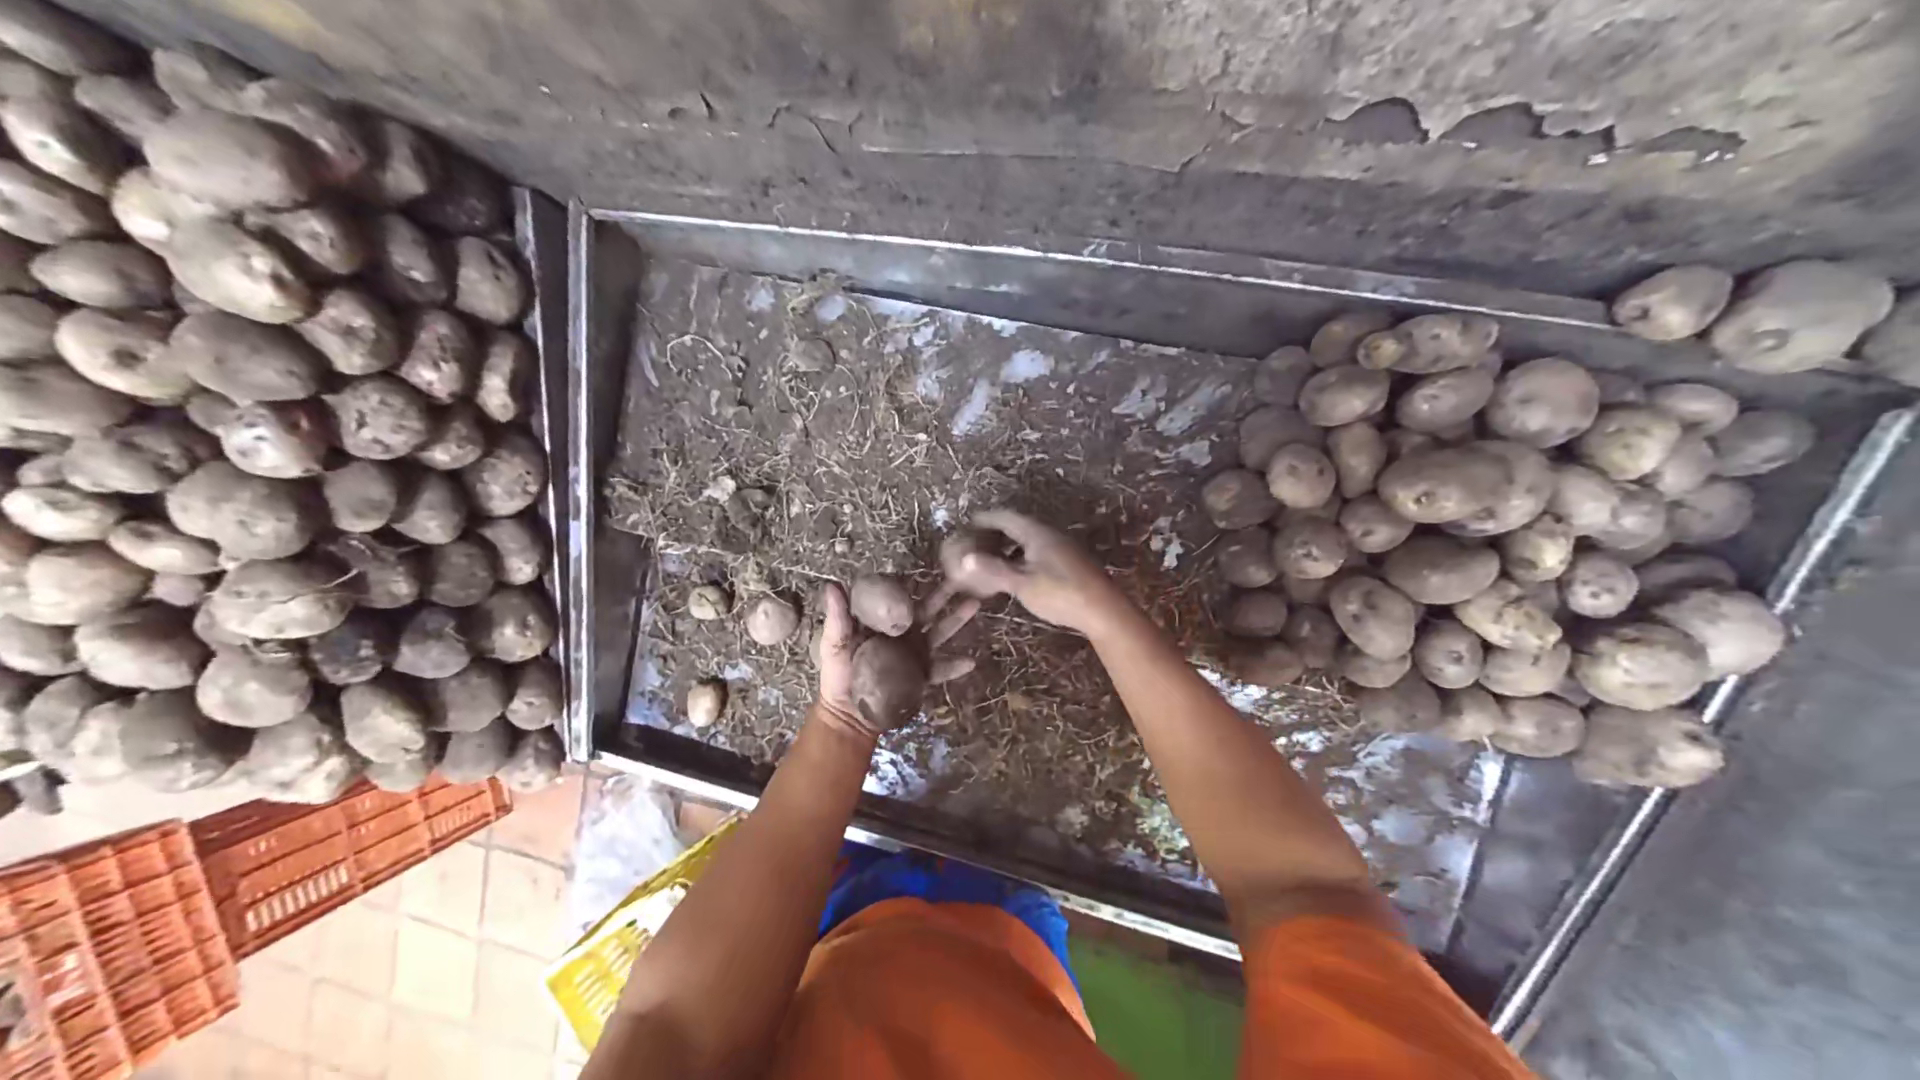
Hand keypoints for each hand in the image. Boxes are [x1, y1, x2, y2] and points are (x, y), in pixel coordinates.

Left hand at [812, 581, 981, 741]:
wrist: (847, 714)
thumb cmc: (838, 675)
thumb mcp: (834, 644)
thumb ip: (837, 617)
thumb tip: (833, 585)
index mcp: (882, 623)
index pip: (898, 599)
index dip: (911, 585)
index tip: (923, 571)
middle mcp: (903, 634)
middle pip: (926, 611)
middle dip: (943, 596)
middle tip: (960, 580)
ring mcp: (915, 653)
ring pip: (939, 632)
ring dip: (956, 619)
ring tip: (973, 604)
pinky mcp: (922, 675)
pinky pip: (941, 669)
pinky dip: (955, 666)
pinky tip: (969, 662)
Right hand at [928, 509, 1133, 636]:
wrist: (1104, 611)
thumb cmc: (1061, 594)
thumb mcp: (1022, 584)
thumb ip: (993, 570)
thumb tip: (963, 559)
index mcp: (1036, 533)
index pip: (1004, 517)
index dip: (984, 519)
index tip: (966, 524)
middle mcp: (1049, 535)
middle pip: (1016, 527)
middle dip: (994, 534)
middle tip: (974, 544)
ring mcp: (1061, 549)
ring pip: (1027, 542)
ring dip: (1007, 548)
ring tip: (989, 561)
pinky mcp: (1068, 564)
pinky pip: (1036, 553)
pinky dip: (1019, 558)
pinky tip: (1014, 575)